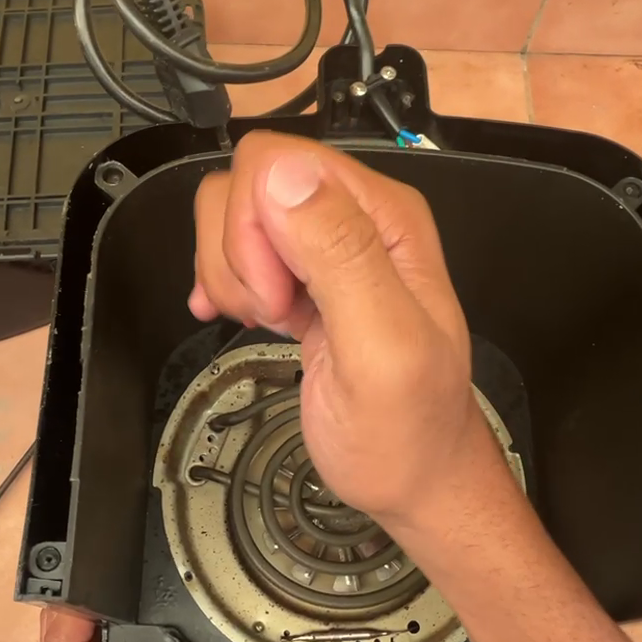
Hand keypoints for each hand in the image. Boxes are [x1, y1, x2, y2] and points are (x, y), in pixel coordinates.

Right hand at [191, 132, 509, 529]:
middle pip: (247, 186)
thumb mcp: (382, 351)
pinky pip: (239, 252)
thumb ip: (341, 257)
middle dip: (239, 256)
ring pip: (233, 218)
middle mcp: (355, 220)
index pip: (276, 164)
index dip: (256, 232)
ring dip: (232, 275)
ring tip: (271, 320)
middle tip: (277, 313)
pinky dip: (228, 285)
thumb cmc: (407, 432)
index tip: (280, 299)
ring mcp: (326, 250)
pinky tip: (243, 317)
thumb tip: (284, 177)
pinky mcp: (303, 281)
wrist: (414, 476)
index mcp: (383, 217)